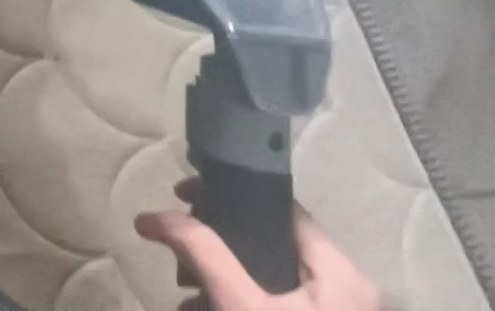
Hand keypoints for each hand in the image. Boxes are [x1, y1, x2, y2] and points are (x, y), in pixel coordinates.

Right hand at [135, 179, 379, 310]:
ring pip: (266, 266)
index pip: (276, 204)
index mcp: (338, 269)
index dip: (224, 194)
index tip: (179, 197)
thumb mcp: (239, 305)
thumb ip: (199, 251)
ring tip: (188, 292)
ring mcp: (335, 309)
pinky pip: (275, 294)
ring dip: (220, 270)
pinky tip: (209, 308)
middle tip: (178, 251)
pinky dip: (238, 294)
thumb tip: (150, 216)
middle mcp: (345, 283)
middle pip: (266, 234)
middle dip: (214, 240)